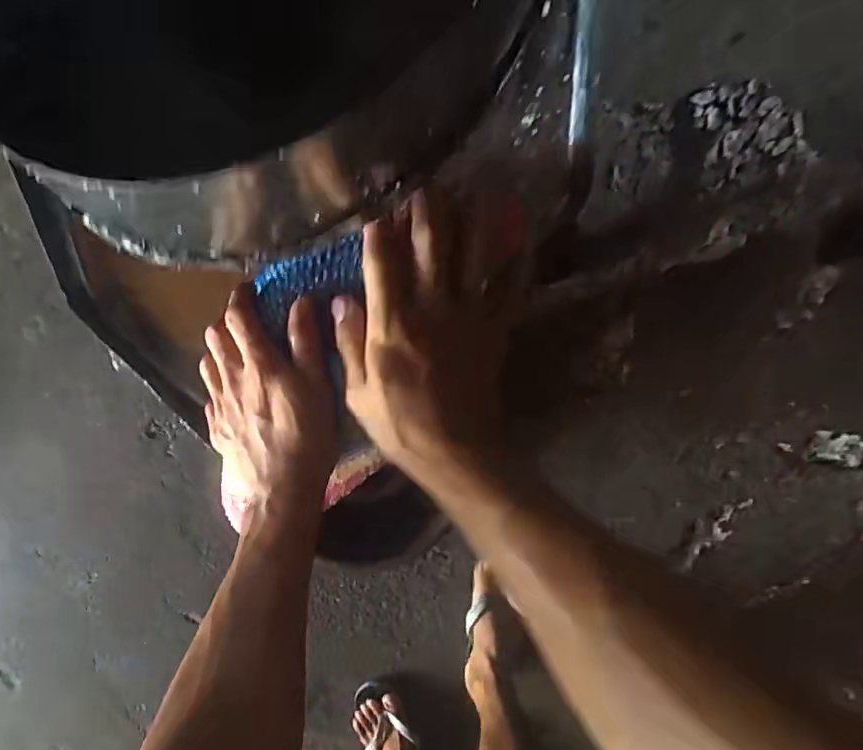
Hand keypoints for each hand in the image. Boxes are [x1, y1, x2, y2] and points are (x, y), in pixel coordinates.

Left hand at [201, 284, 337, 527]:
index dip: (241, 297)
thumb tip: (301, 302)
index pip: (237, 315)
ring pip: (206, 364)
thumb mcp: (319, 386)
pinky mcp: (215, 428)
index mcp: (258, 364)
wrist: (280, 490)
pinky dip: (218, 384)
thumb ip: (307, 342)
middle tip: (246, 325)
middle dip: (227, 322)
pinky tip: (234, 395)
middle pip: (214, 336)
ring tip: (237, 357)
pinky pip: (209, 395)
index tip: (251, 292)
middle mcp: (231, 379)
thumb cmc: (308, 438)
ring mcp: (219, 405)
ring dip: (219, 352)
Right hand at [333, 188, 521, 485]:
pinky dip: (518, 258)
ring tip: (473, 189)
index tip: (377, 212)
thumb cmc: (398, 426)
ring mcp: (469, 314)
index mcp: (391, 324)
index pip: (381, 262)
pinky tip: (520, 234)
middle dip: (426, 209)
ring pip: (474, 251)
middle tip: (425, 187)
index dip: (378, 232)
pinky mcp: (496, 327)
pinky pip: (511, 285)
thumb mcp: (357, 392)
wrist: (453, 450)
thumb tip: (341, 300)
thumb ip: (349, 343)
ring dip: (474, 216)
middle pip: (430, 243)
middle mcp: (431, 307)